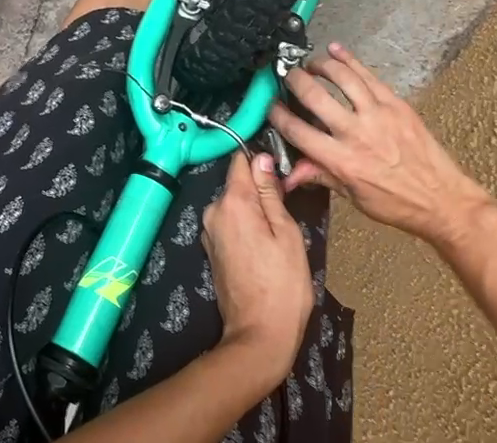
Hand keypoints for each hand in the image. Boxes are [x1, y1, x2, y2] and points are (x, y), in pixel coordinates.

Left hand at [202, 152, 313, 380]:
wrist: (259, 337)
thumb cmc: (283, 285)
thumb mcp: (287, 233)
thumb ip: (271, 193)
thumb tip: (261, 159)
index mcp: (232, 202)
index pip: (239, 160)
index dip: (260, 160)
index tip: (279, 169)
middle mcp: (213, 212)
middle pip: (237, 184)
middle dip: (259, 189)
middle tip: (287, 209)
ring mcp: (209, 232)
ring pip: (234, 205)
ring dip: (254, 210)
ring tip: (278, 233)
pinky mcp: (211, 250)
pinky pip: (229, 224)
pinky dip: (245, 226)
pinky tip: (264, 246)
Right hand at [269, 43, 496, 248]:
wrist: (442, 199)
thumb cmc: (396, 204)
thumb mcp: (353, 196)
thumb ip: (320, 175)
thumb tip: (288, 174)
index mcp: (342, 161)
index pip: (298, 131)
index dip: (278, 115)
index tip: (271, 106)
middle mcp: (356, 134)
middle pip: (314, 96)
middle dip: (294, 81)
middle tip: (287, 76)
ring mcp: (378, 114)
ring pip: (341, 78)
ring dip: (321, 66)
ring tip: (312, 65)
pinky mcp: (396, 104)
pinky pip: (368, 75)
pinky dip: (350, 59)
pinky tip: (336, 50)